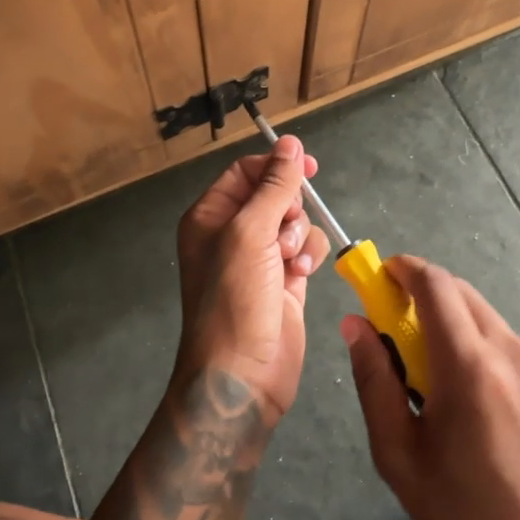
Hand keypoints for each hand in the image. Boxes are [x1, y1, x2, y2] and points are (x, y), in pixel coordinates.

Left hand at [174, 134, 330, 423]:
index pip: (245, 173)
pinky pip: (305, 250)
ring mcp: (260, 260)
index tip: (308, 165)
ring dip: (300, 235)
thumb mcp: (250, 233)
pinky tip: (301, 276)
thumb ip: (274, 186)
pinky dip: (308, 257)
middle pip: (275, 195)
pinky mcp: (286, 282)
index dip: (276, 166)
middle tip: (285, 231)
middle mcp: (232, 234)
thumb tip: (290, 143)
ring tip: (291, 262)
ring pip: (295, 223)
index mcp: (210, 216)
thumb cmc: (234, 298)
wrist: (241, 375)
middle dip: (289, 208)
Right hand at [343, 257, 519, 519]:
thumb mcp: (399, 456)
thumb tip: (356, 323)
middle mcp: (515, 354)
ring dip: (467, 336)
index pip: (436, 285)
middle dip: (432, 298)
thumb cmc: (462, 514)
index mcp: (469, 367)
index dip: (407, 269)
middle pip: (467, 296)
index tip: (386, 274)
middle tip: (408, 330)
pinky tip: (499, 412)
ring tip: (456, 389)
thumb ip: (375, 381)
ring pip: (497, 327)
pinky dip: (502, 365)